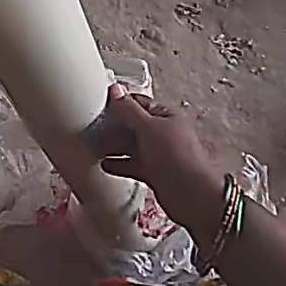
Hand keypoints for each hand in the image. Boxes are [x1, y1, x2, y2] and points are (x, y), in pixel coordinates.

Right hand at [96, 85, 227, 242]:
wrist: (192, 196)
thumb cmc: (177, 157)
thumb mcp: (149, 128)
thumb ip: (130, 110)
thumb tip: (116, 90)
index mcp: (166, 116)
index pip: (139, 103)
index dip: (121, 101)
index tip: (101, 100)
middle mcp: (162, 133)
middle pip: (133, 124)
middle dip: (114, 123)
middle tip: (93, 122)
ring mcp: (157, 154)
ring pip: (131, 145)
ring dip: (113, 144)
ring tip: (94, 142)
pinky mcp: (153, 172)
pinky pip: (131, 164)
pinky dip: (118, 163)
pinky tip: (105, 163)